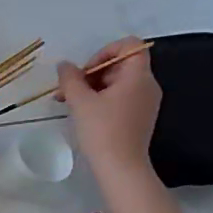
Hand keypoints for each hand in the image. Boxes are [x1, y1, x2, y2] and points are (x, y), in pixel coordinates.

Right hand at [58, 36, 160, 182]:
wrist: (121, 168)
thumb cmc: (102, 131)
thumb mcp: (80, 102)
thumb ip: (70, 79)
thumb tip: (64, 65)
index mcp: (138, 76)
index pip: (130, 45)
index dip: (105, 51)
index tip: (86, 72)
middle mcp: (147, 85)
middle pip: (121, 64)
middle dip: (93, 73)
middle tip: (70, 90)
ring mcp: (146, 102)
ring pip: (118, 82)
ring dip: (93, 87)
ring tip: (71, 103)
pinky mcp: (140, 117)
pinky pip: (121, 97)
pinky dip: (102, 99)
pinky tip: (84, 113)